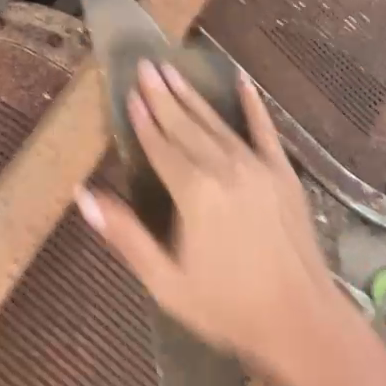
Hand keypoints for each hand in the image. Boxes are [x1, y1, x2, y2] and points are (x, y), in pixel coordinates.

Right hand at [74, 59, 336, 373]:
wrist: (302, 321)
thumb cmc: (228, 307)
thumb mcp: (167, 282)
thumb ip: (126, 236)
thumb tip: (83, 197)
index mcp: (194, 192)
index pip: (161, 146)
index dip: (144, 119)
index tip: (130, 91)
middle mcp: (224, 169)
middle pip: (186, 126)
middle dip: (163, 95)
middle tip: (146, 64)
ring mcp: (257, 167)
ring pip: (217, 123)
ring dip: (193, 96)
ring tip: (173, 69)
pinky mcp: (283, 173)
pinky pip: (265, 130)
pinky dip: (252, 104)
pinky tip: (242, 80)